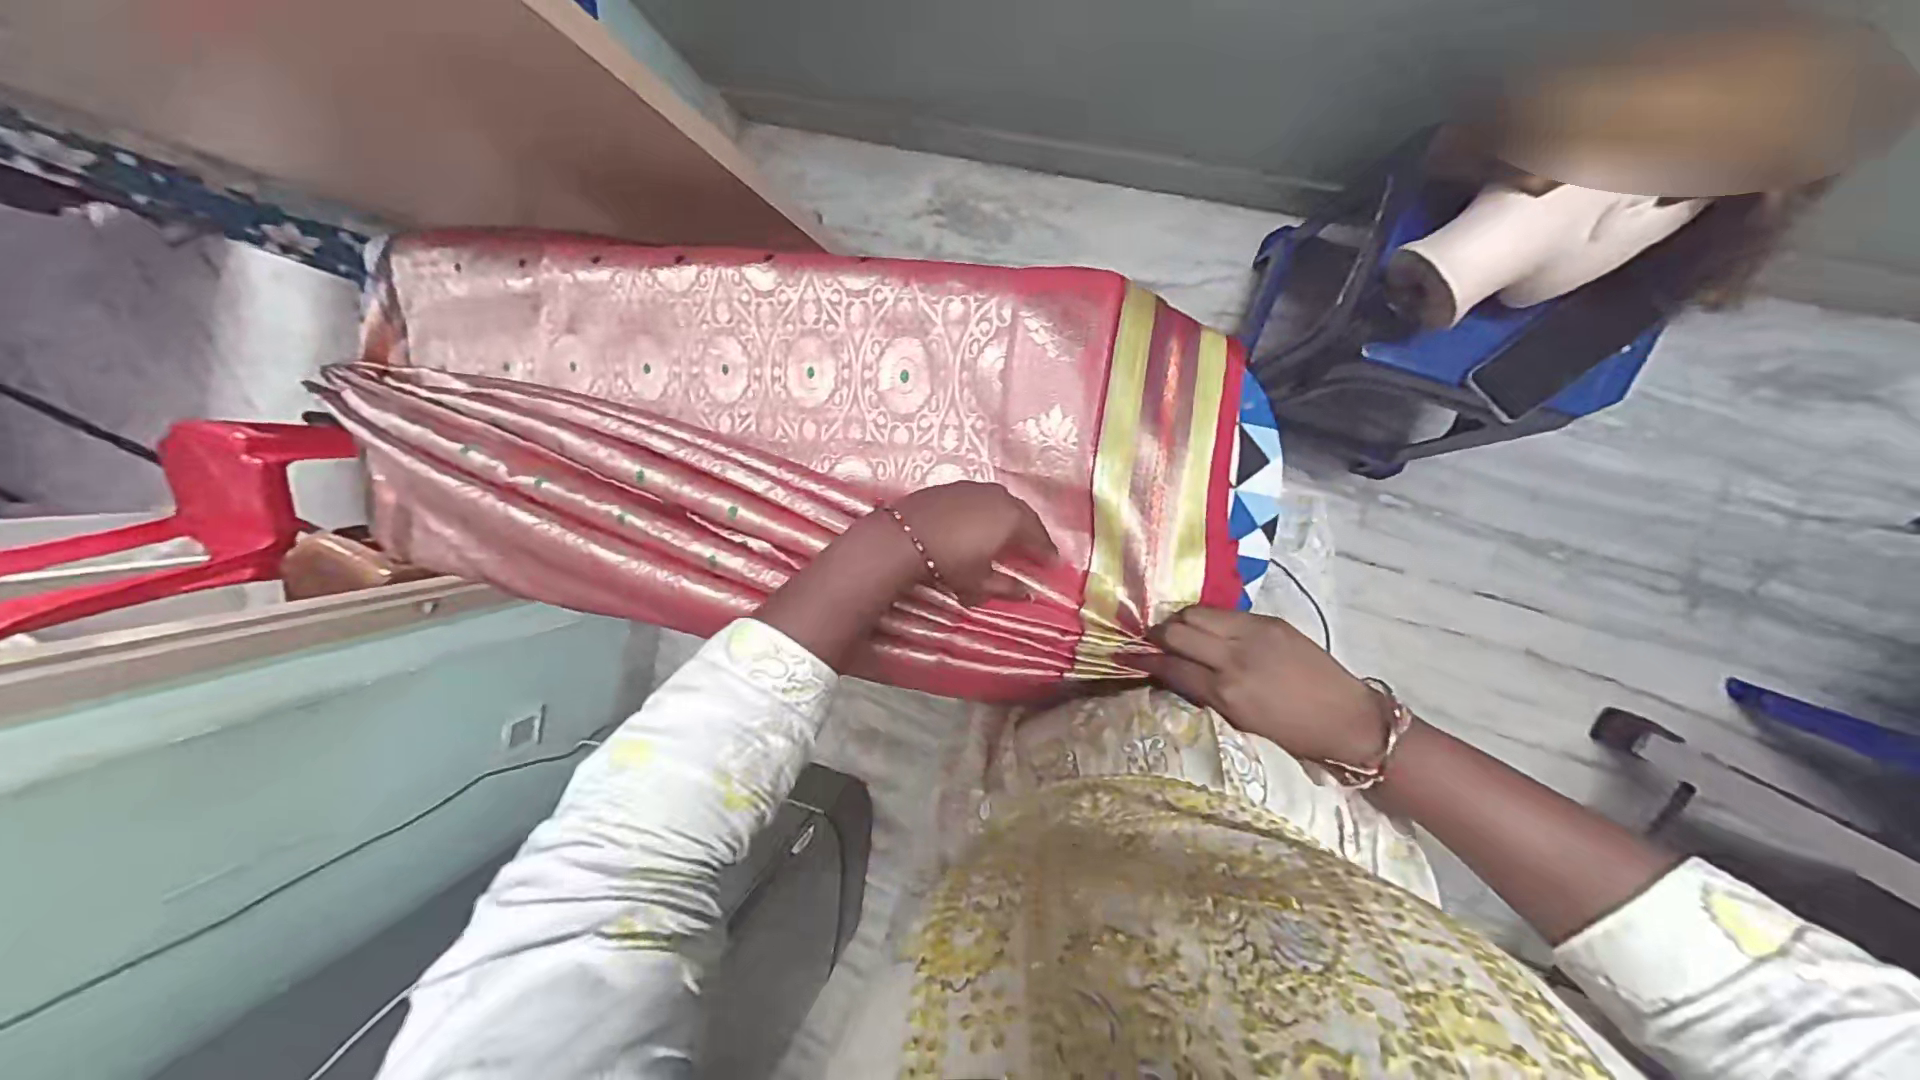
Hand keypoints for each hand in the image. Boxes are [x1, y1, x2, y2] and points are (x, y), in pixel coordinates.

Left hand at [887, 482, 1057, 605]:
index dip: (1047, 553)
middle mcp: (999, 498)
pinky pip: (980, 499)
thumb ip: (1006, 587)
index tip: (1053, 564)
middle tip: (1036, 549)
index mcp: (1013, 520)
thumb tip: (1027, 594)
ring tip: (1009, 535)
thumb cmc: (948, 563)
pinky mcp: (953, 486)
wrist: (903, 537)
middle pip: (1024, 516)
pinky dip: (986, 512)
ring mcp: (975, 488)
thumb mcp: (979, 582)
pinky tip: (980, 524)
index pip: (1039, 538)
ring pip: (1002, 503)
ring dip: (1009, 519)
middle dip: (1032, 534)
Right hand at [1137, 607, 1389, 765]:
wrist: (1349, 719)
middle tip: (1151, 641)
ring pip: (1196, 613)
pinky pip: (1224, 612)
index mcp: (1227, 693)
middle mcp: (1234, 658)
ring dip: (1179, 621)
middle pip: (1176, 631)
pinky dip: (1208, 619)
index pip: (1171, 667)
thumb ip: (1204, 695)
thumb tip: (1172, 674)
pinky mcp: (1269, 621)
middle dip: (1157, 635)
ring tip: (1178, 630)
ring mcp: (1253, 634)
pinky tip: (1208, 628)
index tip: (1126, 656)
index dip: (1144, 660)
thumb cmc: (1293, 734)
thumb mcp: (1241, 723)